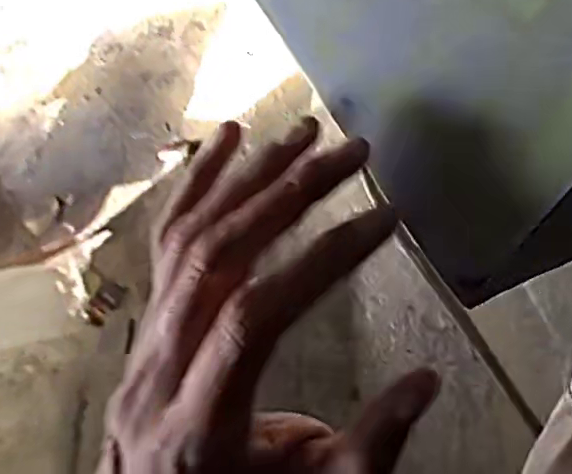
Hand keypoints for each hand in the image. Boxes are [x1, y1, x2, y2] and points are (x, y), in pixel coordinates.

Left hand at [101, 119, 438, 473]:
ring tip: (308, 130)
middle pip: (218, 259)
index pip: (257, 315)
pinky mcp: (146, 323)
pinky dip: (197, 183)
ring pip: (190, 240)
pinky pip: (165, 242)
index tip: (387, 217)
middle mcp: (157, 375)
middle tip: (353, 151)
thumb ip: (369, 448)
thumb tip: (428, 379)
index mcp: (197, 424)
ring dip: (254, 175)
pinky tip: (228, 136)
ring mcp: (143, 344)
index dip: (324, 257)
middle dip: (293, 193)